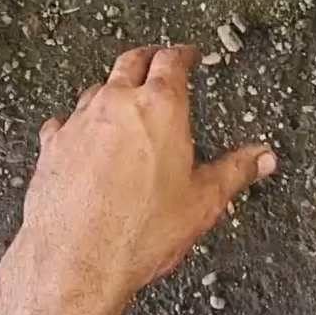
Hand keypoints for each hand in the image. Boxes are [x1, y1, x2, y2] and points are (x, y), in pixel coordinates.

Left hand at [15, 46, 276, 312]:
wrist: (77, 260)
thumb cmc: (140, 232)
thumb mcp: (203, 202)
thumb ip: (235, 171)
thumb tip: (262, 157)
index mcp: (160, 107)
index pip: (172, 60)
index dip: (183, 53)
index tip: (188, 54)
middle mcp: (117, 103)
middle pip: (131, 61)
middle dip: (147, 57)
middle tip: (157, 60)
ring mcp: (81, 120)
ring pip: (97, 88)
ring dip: (112, 91)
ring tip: (123, 103)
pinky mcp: (53, 143)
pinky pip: (65, 121)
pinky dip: (77, 124)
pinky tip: (82, 139)